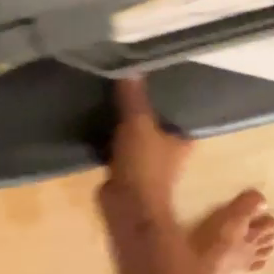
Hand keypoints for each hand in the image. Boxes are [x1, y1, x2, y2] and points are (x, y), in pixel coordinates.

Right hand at [99, 78, 193, 226]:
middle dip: (139, 106)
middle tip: (119, 79)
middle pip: (153, 121)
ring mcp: (145, 162)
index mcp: (181, 140)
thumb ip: (133, 96)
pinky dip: (107, 136)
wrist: (127, 207)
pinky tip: (92, 119)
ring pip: (133, 133)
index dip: (164, 94)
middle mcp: (167, 150)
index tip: (148, 74)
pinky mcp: (124, 170)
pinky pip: (115, 145)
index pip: (176, 111)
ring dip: (121, 121)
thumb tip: (132, 65)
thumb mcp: (138, 123)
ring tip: (102, 93)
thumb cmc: (144, 165)